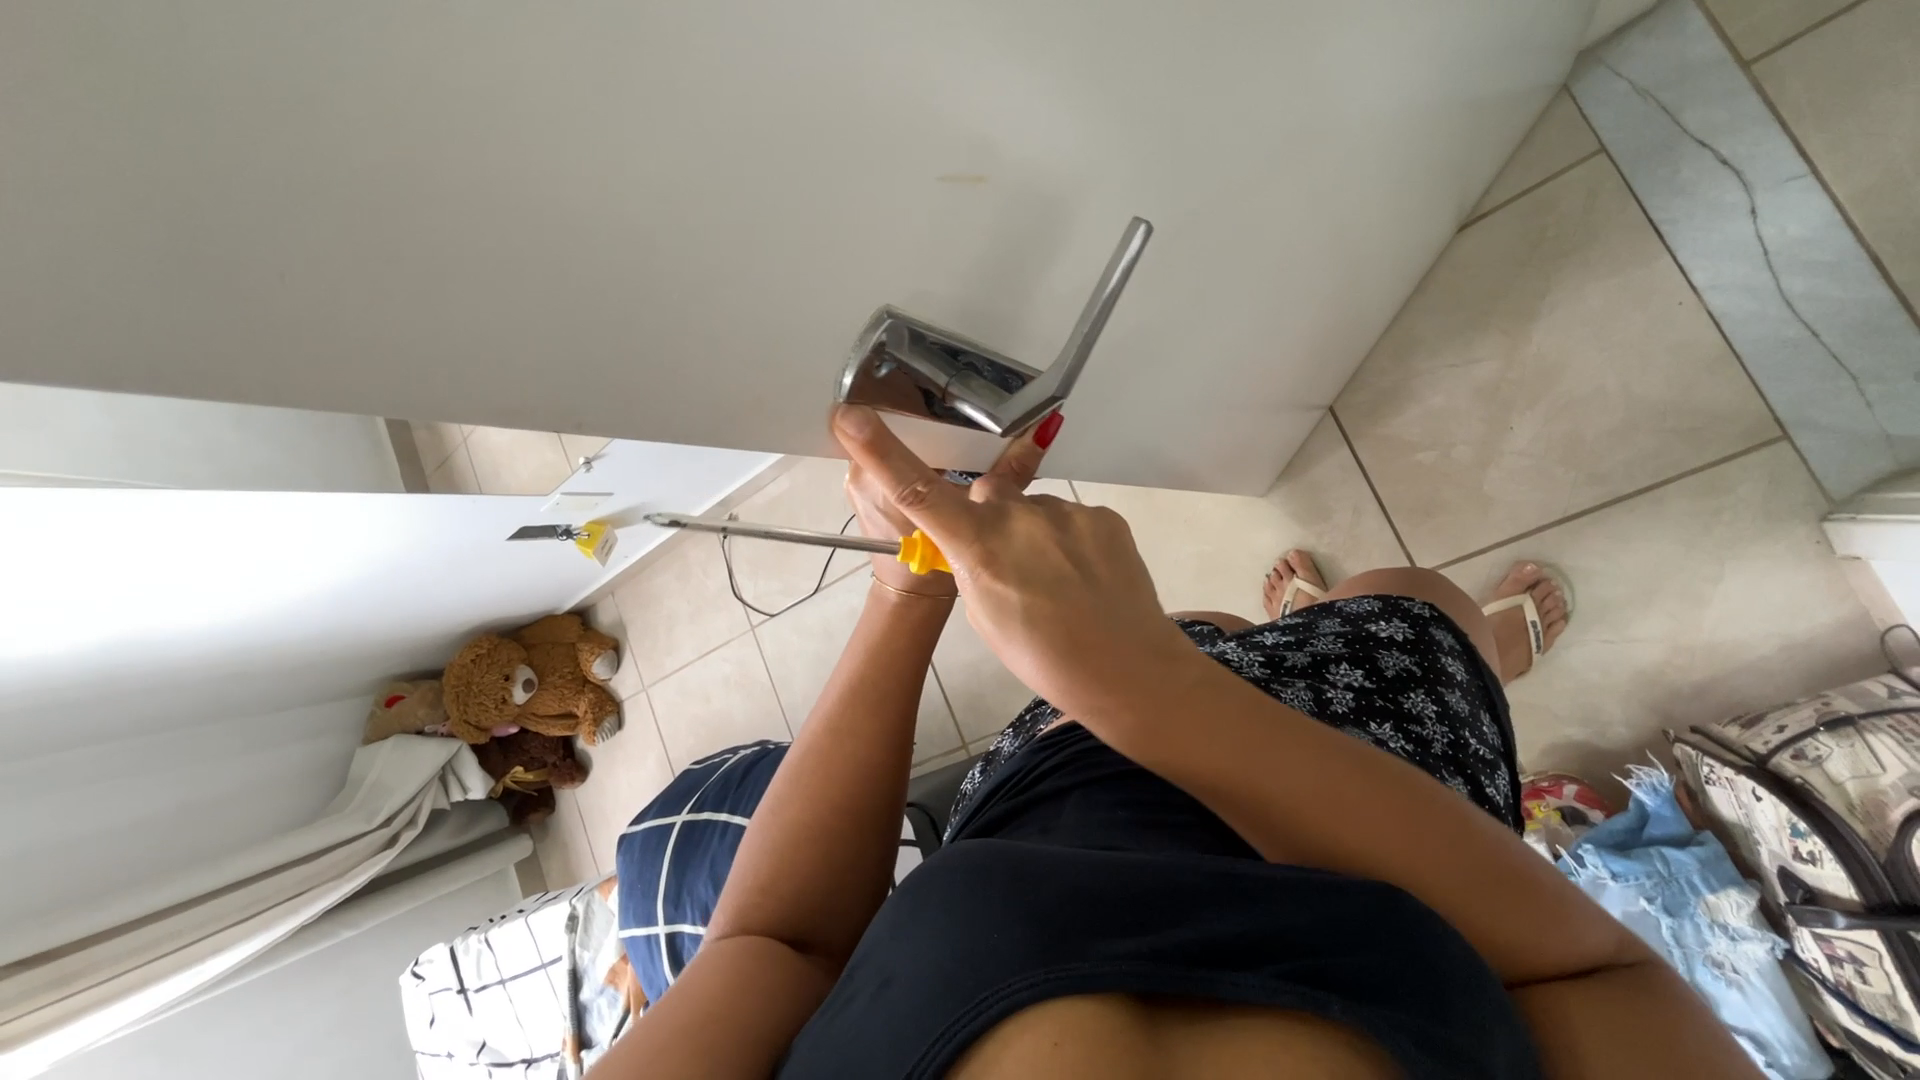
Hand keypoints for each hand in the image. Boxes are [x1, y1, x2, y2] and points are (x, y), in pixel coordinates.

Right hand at [831, 406, 1193, 715]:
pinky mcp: (1104, 514)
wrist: (1129, 670)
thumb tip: (976, 539)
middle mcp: (1019, 516)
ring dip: (1036, 536)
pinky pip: (1072, 518)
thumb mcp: (985, 616)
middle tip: (1014, 570)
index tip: (851, 414)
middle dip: (991, 519)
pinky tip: (1087, 578)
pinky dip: (1073, 542)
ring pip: (1034, 511)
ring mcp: (1067, 511)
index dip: (881, 452)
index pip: (920, 493)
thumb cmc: (1043, 657)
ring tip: (1060, 585)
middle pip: (989, 496)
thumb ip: (971, 564)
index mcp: (980, 547)